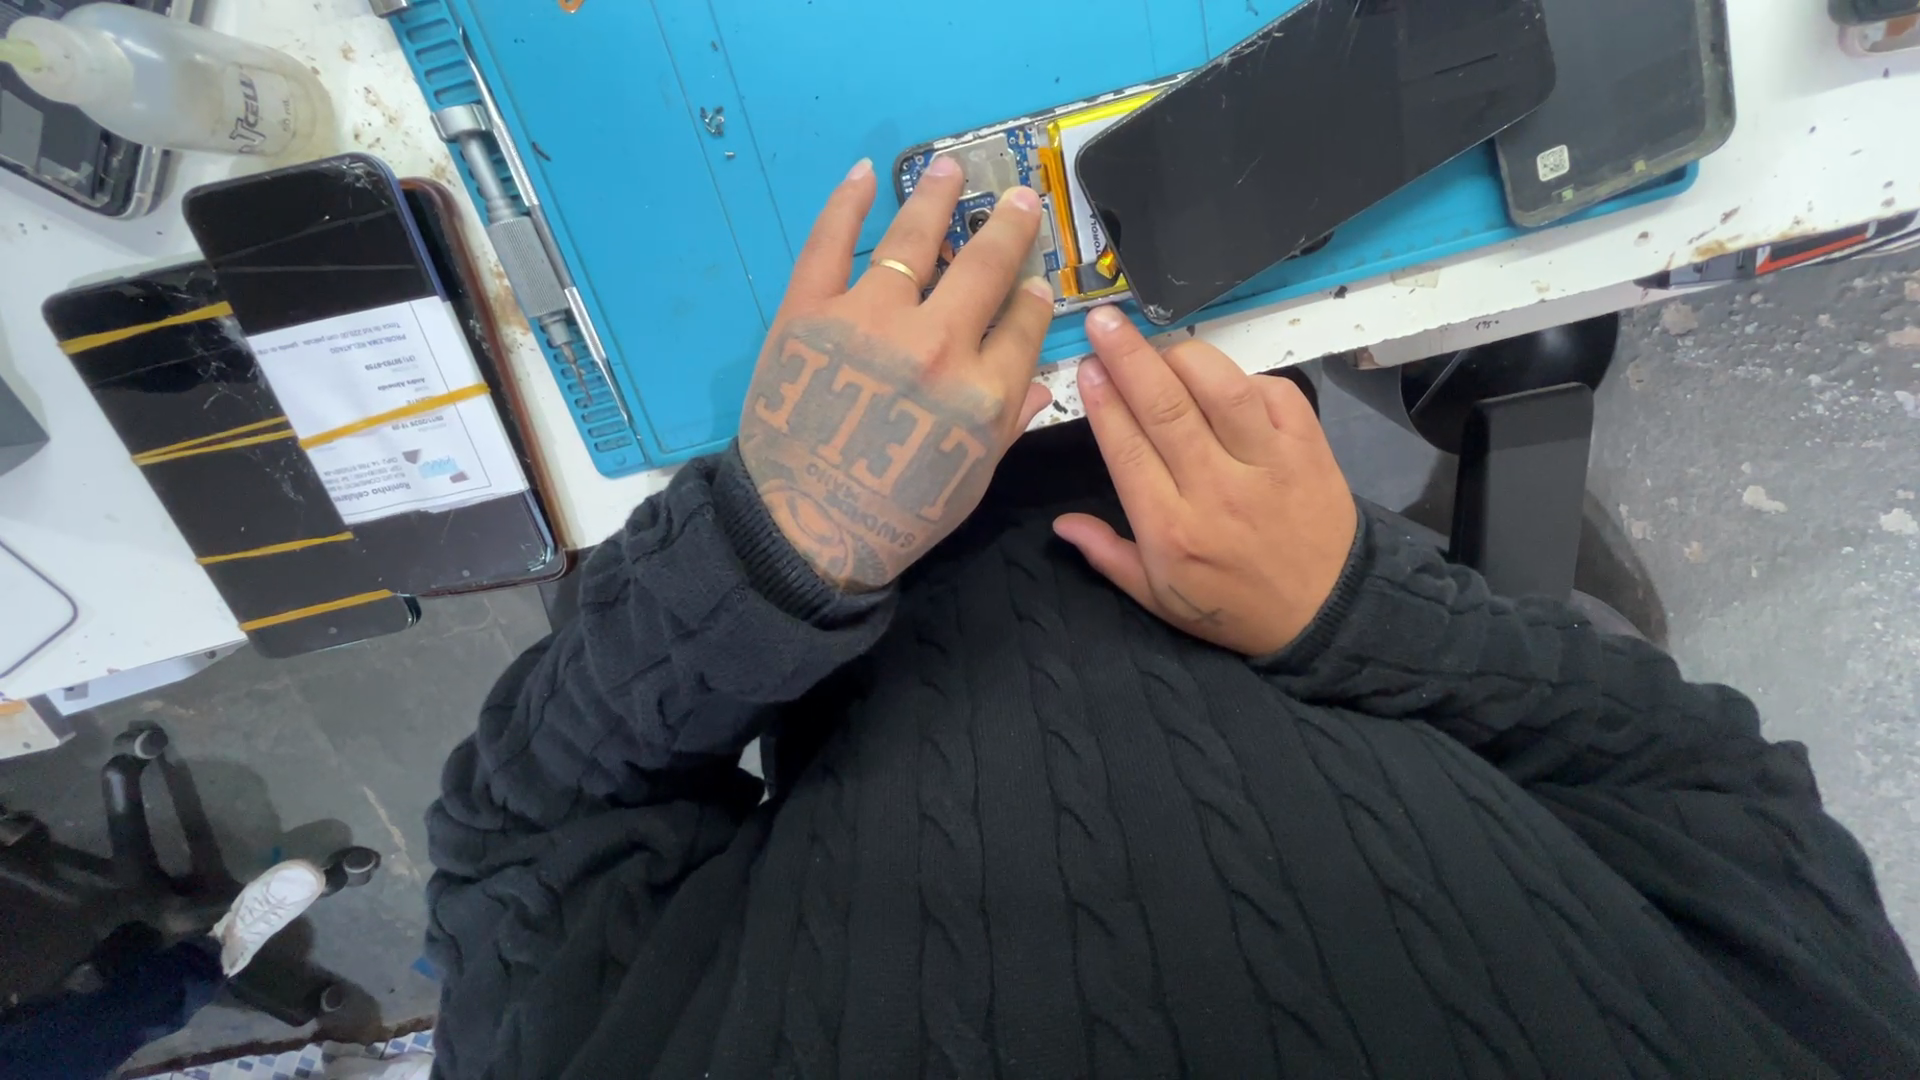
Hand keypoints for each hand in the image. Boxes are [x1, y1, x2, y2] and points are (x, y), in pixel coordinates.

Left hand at [738, 157, 1053, 590]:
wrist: (805, 531)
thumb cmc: (899, 518)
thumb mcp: (972, 482)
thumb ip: (1009, 425)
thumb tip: (1043, 381)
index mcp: (983, 393)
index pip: (1023, 326)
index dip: (1034, 300)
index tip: (1035, 286)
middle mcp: (936, 345)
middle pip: (984, 269)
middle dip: (1010, 230)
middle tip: (1020, 202)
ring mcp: (870, 321)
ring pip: (913, 241)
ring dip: (938, 197)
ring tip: (951, 167)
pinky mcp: (809, 311)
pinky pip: (830, 244)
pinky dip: (846, 204)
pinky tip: (865, 175)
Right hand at [1053, 307, 1358, 655]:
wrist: (1327, 615)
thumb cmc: (1231, 606)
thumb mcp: (1158, 598)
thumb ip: (1108, 556)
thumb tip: (1060, 524)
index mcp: (1172, 530)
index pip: (1128, 450)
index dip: (1104, 403)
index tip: (1085, 367)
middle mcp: (1217, 490)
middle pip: (1166, 409)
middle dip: (1130, 358)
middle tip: (1104, 321)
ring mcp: (1268, 465)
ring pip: (1221, 391)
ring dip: (1182, 356)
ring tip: (1156, 340)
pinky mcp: (1308, 448)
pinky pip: (1272, 393)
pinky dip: (1240, 375)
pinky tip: (1215, 375)